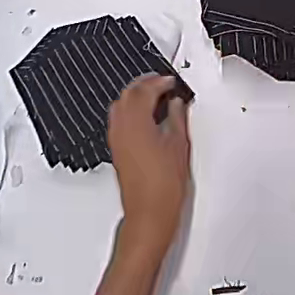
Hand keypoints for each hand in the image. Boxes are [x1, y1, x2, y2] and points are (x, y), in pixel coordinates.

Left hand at [106, 75, 191, 262]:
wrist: (149, 213)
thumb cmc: (163, 186)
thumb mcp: (179, 144)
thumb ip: (177, 116)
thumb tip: (176, 103)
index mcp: (136, 121)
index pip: (145, 89)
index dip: (160, 81)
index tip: (172, 82)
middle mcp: (121, 126)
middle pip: (129, 93)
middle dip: (147, 84)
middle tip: (165, 85)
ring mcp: (116, 138)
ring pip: (122, 105)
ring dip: (137, 97)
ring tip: (158, 99)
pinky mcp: (117, 149)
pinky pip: (120, 120)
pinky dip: (132, 112)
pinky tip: (148, 119)